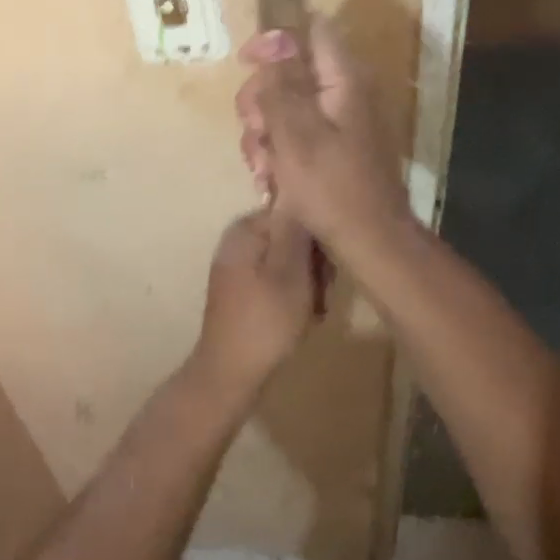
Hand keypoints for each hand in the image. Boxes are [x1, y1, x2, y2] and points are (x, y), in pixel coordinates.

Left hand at [192, 210, 316, 383]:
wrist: (230, 372)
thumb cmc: (266, 320)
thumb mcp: (290, 270)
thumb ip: (296, 229)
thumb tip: (301, 187)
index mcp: (246, 229)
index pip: (296, 212)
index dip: (319, 238)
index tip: (329, 267)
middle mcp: (239, 241)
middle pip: (294, 237)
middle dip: (315, 265)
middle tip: (322, 294)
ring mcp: (240, 267)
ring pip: (291, 262)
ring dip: (310, 284)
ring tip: (314, 310)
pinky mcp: (244, 291)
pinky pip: (279, 282)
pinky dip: (295, 298)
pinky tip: (305, 318)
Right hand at [235, 19, 409, 254]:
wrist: (368, 241)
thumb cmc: (330, 188)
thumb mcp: (295, 134)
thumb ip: (281, 84)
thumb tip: (276, 37)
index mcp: (342, 80)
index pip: (310, 31)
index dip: (274, 41)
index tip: (245, 64)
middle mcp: (343, 93)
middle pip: (290, 72)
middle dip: (261, 100)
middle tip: (254, 132)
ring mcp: (339, 123)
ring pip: (286, 108)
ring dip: (264, 134)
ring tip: (262, 168)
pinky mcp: (332, 149)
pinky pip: (295, 136)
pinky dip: (277, 153)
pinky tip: (270, 180)